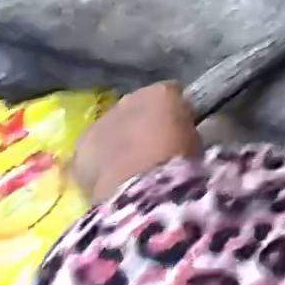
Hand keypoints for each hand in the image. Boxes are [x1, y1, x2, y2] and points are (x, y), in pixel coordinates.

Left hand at [70, 81, 200, 200]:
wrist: (144, 192)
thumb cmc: (184, 163)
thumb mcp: (205, 141)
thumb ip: (198, 128)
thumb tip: (198, 129)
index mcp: (164, 91)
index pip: (172, 93)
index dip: (178, 112)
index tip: (184, 130)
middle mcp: (129, 98)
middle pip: (139, 108)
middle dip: (145, 124)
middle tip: (159, 150)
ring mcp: (101, 123)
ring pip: (114, 128)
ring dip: (122, 142)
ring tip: (135, 167)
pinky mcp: (79, 151)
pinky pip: (93, 152)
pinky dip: (101, 161)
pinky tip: (113, 179)